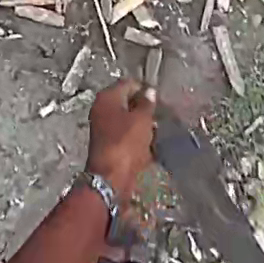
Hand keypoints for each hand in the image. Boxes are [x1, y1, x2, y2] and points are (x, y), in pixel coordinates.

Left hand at [86, 79, 154, 198]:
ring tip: (159, 131)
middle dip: (144, 108)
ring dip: (143, 125)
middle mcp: (102, 109)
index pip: (128, 83)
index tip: (159, 96)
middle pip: (127, 102)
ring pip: (128, 120)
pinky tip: (152, 145)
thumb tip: (149, 91)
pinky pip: (127, 136)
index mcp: (107, 98)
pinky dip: (138, 140)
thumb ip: (147, 103)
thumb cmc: (126, 143)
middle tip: (161, 114)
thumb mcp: (142, 120)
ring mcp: (104, 128)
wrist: (111, 179)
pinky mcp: (109, 145)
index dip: (144, 88)